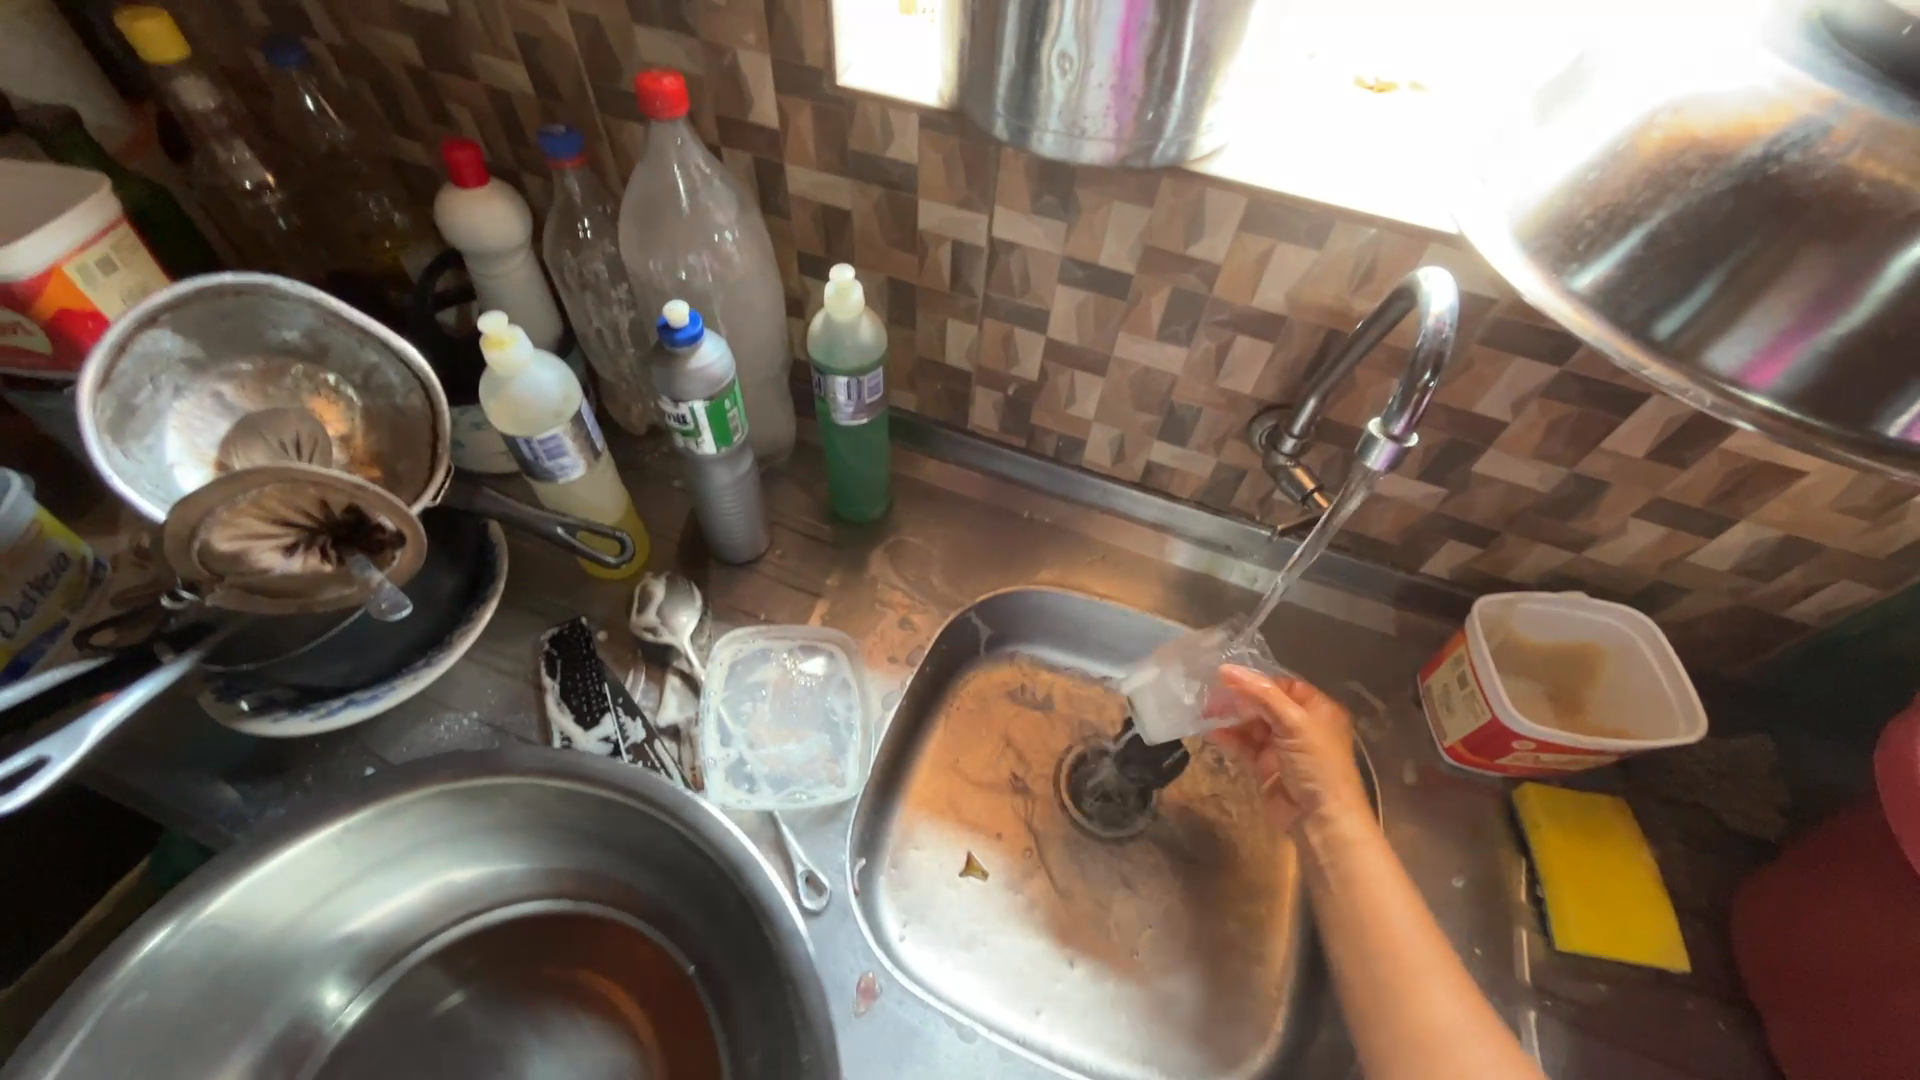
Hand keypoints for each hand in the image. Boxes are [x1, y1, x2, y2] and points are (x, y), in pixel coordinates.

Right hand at [1205, 665, 1369, 833]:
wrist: (1321, 821)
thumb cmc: (1317, 765)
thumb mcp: (1294, 723)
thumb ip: (1261, 695)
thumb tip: (1226, 669)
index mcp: (1316, 709)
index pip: (1281, 685)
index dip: (1254, 680)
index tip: (1223, 676)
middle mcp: (1299, 725)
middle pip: (1262, 704)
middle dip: (1236, 699)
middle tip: (1209, 695)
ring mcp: (1281, 747)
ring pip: (1249, 724)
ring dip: (1228, 718)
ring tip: (1205, 712)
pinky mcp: (1264, 766)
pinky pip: (1242, 745)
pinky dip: (1227, 738)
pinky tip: (1211, 732)